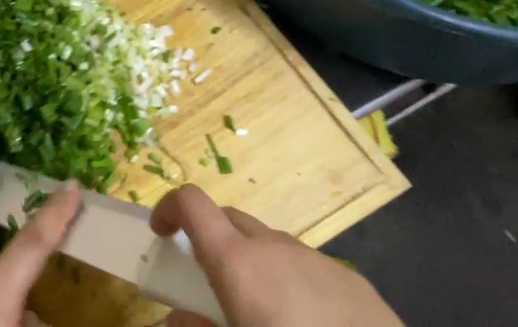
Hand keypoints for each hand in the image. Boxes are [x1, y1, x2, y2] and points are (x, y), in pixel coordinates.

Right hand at [151, 185, 401, 326]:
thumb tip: (175, 319)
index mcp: (237, 262)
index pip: (192, 202)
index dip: (169, 207)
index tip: (162, 233)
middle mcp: (273, 248)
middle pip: (231, 221)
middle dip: (213, 239)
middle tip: (211, 282)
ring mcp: (318, 261)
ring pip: (273, 246)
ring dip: (257, 264)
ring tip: (266, 313)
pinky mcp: (355, 283)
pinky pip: (312, 269)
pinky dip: (296, 283)